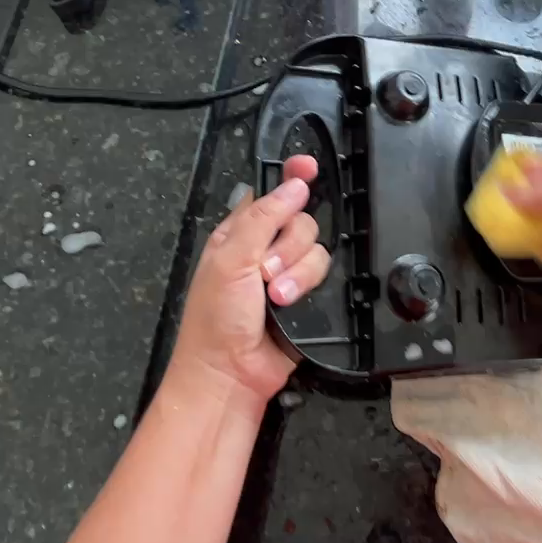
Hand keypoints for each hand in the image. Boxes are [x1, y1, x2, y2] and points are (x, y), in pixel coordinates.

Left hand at [171, 155, 331, 403]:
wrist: (230, 375)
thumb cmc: (215, 318)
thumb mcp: (230, 260)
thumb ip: (263, 219)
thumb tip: (296, 185)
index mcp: (240, 233)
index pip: (270, 193)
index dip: (292, 178)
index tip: (310, 167)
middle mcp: (265, 248)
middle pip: (302, 220)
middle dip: (288, 246)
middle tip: (265, 270)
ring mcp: (288, 272)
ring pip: (316, 249)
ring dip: (297, 273)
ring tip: (275, 297)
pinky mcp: (308, 295)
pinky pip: (326, 274)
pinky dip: (310, 287)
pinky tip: (291, 304)